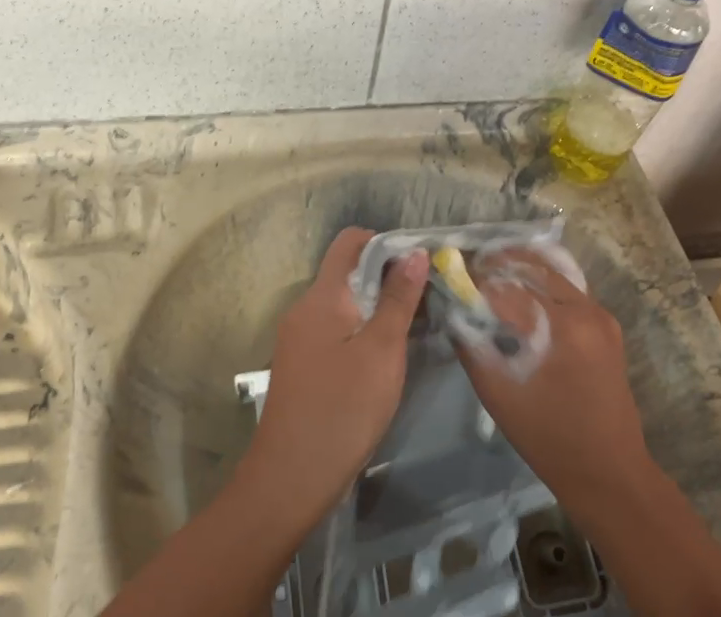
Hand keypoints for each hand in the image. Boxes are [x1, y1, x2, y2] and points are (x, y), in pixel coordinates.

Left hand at [239, 227, 428, 524]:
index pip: (350, 243)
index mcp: (321, 297)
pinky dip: (362, 333)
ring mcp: (299, 339)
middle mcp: (304, 310)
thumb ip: (398, 300)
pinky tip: (385, 359)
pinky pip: (335, 332)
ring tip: (414, 330)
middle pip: (348, 273)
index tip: (421, 266)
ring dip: (377, 309)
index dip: (387, 244)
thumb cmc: (343, 409)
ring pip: (344, 305)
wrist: (292, 476)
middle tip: (428, 301)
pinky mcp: (302, 366)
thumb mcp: (382, 352)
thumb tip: (414, 253)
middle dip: (387, 279)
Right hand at [459, 249, 649, 504]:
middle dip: (498, 265)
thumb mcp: (498, 392)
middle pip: (534, 268)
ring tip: (490, 280)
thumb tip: (453, 309)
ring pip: (553, 275)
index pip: (506, 284)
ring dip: (521, 271)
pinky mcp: (607, 327)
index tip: (451, 278)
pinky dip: (542, 286)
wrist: (609, 472)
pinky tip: (520, 299)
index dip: (474, 279)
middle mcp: (585, 310)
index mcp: (560, 325)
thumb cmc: (548, 437)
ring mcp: (601, 316)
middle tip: (469, 272)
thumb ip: (471, 344)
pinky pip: (568, 292)